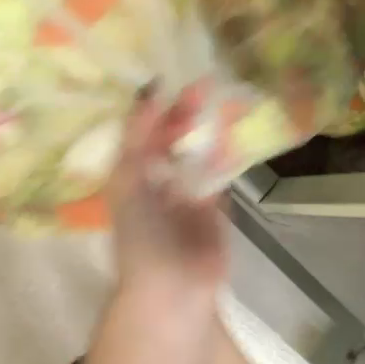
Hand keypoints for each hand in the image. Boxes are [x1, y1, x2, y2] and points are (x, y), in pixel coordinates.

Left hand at [106, 87, 229, 304]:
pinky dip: (226, 155)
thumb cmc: (140, 232)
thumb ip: (138, 132)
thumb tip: (151, 88)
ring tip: (225, 100)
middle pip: (171, 136)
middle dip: (185, 112)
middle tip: (206, 84)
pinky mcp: (212, 207)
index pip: (141, 129)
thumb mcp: (128, 176)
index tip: (174, 76)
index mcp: (129, 173)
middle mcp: (156, 179)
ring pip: (197, 151)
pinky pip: (219, 173)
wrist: (171, 287)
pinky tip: (236, 135)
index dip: (156, 105)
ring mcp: (186, 193)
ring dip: (209, 128)